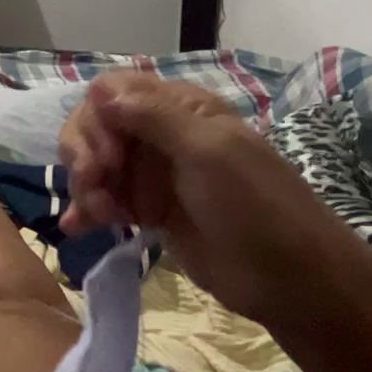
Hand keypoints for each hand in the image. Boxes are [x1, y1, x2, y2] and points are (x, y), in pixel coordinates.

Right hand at [58, 73, 359, 324]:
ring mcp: (153, 173)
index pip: (111, 90)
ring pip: (95, 161)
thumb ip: (152, 115)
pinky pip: (105, 199)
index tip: (105, 157)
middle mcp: (160, 132)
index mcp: (179, 107)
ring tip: (98, 215)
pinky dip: (85, 209)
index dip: (96, 118)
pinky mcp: (150, 210)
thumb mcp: (207, 151)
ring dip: (84, 183)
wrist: (294, 281)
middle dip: (84, 152)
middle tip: (94, 186)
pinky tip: (77, 226)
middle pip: (96, 124)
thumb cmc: (255, 206)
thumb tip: (97, 90)